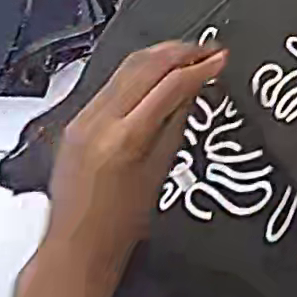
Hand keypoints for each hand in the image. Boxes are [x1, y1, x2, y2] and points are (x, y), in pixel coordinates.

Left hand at [44, 41, 226, 268]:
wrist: (75, 247)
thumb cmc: (122, 221)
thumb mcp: (162, 167)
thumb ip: (177, 119)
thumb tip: (195, 85)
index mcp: (124, 139)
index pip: (170, 85)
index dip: (201, 67)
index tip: (221, 58)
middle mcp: (99, 121)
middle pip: (147, 65)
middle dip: (183, 51)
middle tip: (211, 49)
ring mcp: (83, 117)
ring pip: (128, 65)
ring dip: (163, 53)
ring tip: (190, 52)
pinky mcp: (76, 118)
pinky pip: (113, 80)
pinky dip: (142, 68)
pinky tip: (160, 69)